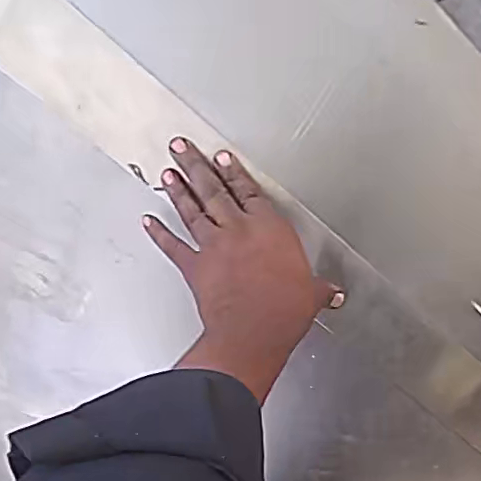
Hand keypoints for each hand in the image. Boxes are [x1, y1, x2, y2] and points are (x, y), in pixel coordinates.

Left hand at [144, 137, 336, 401]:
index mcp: (269, 228)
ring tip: (168, 173)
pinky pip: (173, 246)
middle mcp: (238, 230)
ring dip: (178, 190)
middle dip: (196, 166)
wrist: (253, 332)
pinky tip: (150, 222)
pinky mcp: (195, 268)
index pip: (250, 191)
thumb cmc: (281, 312)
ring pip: (192, 210)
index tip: (223, 158)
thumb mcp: (310, 295)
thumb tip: (331, 293)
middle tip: (182, 148)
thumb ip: (318, 289)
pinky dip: (159, 234)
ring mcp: (214, 247)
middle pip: (214, 190)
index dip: (234, 172)